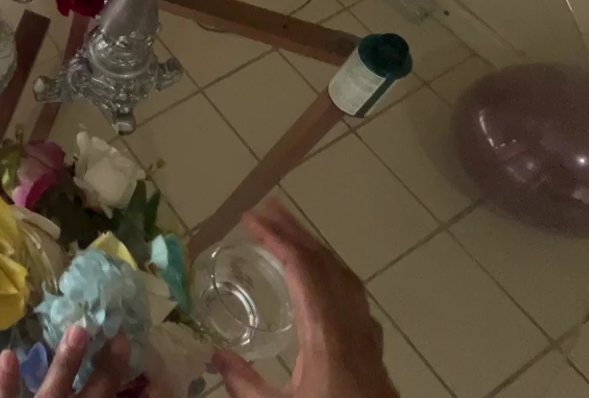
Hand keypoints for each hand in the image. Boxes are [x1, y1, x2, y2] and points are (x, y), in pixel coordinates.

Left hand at [0, 324, 132, 397]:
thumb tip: (123, 380)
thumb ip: (92, 388)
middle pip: (91, 395)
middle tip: (119, 337)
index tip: (125, 341)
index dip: (116, 371)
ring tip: (77, 330)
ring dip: (66, 362)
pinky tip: (8, 354)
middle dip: (105, 369)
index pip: (104, 395)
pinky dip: (6, 381)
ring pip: (53, 390)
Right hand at [213, 200, 397, 397]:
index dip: (276, 237)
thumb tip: (214, 355)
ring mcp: (367, 337)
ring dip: (316, 248)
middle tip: (266, 207)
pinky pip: (355, 296)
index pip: (301, 268)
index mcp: (325, 334)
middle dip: (295, 230)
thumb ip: (244, 384)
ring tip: (291, 232)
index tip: (250, 219)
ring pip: (344, 276)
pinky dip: (334, 272)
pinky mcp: (374, 351)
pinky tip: (323, 279)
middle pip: (325, 263)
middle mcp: (350, 326)